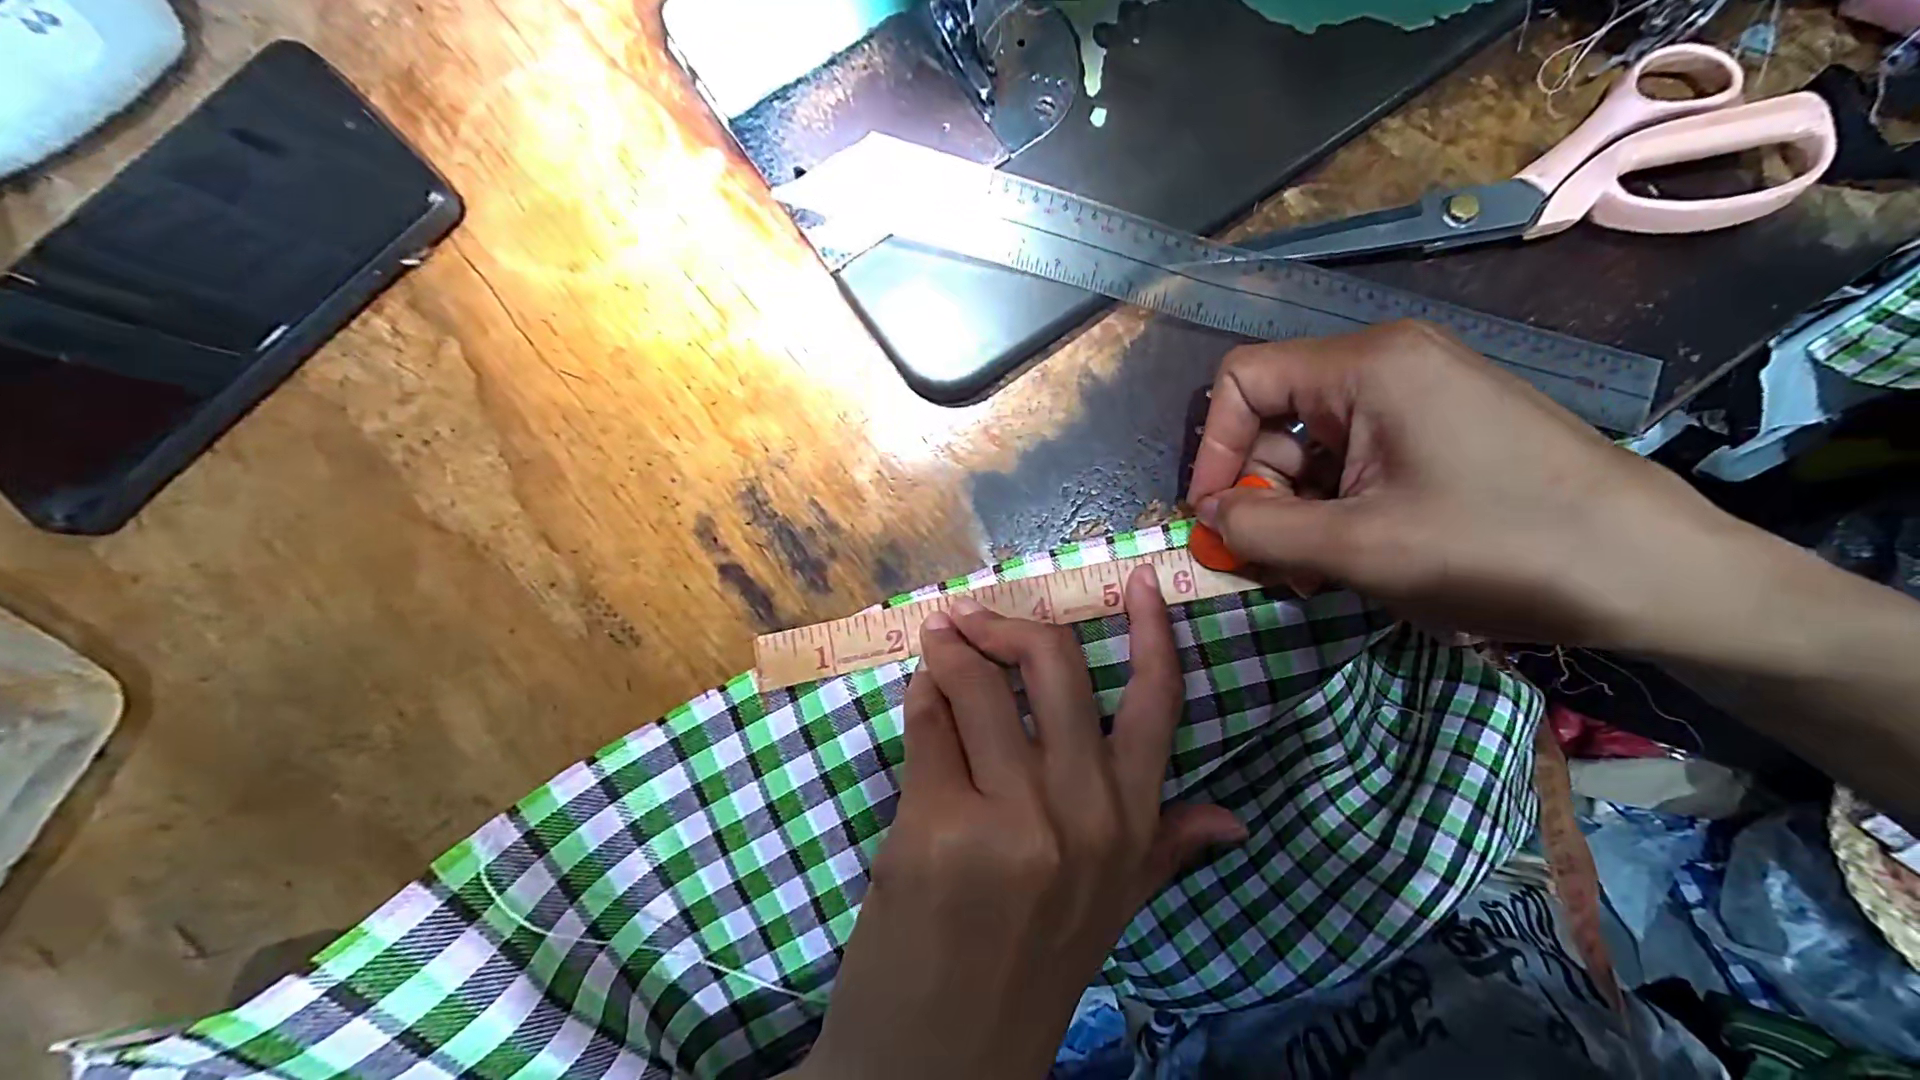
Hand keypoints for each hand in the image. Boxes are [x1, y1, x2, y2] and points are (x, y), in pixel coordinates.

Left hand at [794, 567, 1245, 1079]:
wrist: (943, 1059)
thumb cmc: (1029, 968)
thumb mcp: (1110, 907)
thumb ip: (1165, 849)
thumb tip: (1232, 819)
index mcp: (1131, 825)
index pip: (1159, 704)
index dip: (1153, 633)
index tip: (1139, 580)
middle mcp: (1083, 813)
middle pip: (1054, 666)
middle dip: (1008, 626)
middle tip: (972, 617)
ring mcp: (1011, 819)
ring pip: (977, 683)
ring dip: (949, 652)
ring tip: (935, 644)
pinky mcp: (938, 824)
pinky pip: (928, 722)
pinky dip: (918, 698)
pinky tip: (916, 699)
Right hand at [1186, 321, 1752, 648]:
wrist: (1661, 576)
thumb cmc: (1500, 549)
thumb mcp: (1357, 548)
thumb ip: (1259, 528)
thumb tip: (1203, 517)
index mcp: (1367, 366)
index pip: (1242, 380)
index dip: (1212, 448)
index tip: (1211, 516)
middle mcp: (1386, 366)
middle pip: (1274, 417)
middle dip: (1257, 490)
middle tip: (1268, 559)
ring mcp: (1416, 399)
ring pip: (1309, 447)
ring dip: (1293, 509)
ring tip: (1311, 570)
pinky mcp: (1436, 433)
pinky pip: (1351, 462)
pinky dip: (1331, 509)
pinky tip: (1347, 556)